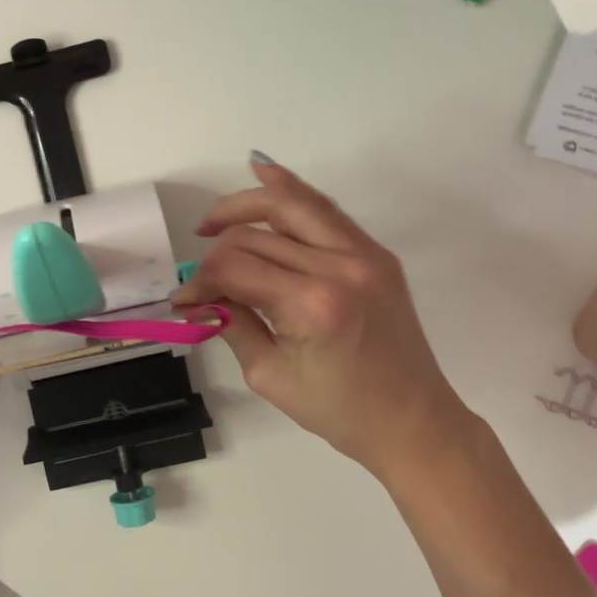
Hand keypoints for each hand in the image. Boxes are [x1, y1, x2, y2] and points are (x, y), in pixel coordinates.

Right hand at [172, 158, 476, 480]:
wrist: (412, 420)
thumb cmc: (338, 412)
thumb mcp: (269, 375)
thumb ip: (231, 324)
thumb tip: (200, 297)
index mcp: (312, 304)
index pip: (235, 268)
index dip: (200, 281)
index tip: (184, 303)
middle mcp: (339, 266)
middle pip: (256, 233)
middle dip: (216, 250)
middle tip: (199, 276)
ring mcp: (363, 253)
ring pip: (292, 204)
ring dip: (247, 204)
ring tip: (214, 220)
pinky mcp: (376, 253)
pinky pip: (325, 210)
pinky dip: (292, 191)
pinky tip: (263, 175)